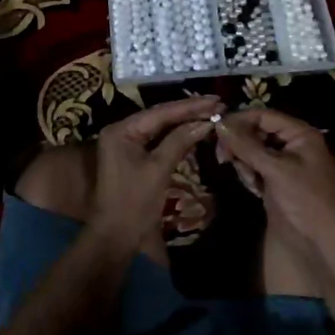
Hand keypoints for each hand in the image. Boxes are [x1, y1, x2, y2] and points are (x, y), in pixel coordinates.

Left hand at [86, 96, 219, 255]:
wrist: (116, 235)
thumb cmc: (134, 203)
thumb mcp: (158, 170)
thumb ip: (179, 142)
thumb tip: (204, 122)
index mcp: (121, 130)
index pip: (159, 112)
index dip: (188, 106)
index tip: (216, 100)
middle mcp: (120, 132)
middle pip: (158, 117)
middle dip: (188, 112)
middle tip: (218, 104)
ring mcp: (124, 144)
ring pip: (158, 128)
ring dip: (183, 122)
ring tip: (212, 113)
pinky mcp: (131, 157)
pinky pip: (156, 141)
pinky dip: (175, 137)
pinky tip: (195, 131)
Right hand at [213, 108, 334, 240]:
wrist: (319, 238)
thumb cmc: (304, 199)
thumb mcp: (274, 169)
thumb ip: (246, 145)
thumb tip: (218, 123)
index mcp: (299, 134)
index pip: (263, 115)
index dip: (239, 120)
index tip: (215, 130)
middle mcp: (291, 142)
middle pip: (254, 130)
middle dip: (239, 144)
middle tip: (225, 159)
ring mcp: (282, 160)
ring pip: (250, 148)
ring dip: (243, 162)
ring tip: (251, 181)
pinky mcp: (274, 176)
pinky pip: (252, 164)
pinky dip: (248, 173)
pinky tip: (254, 188)